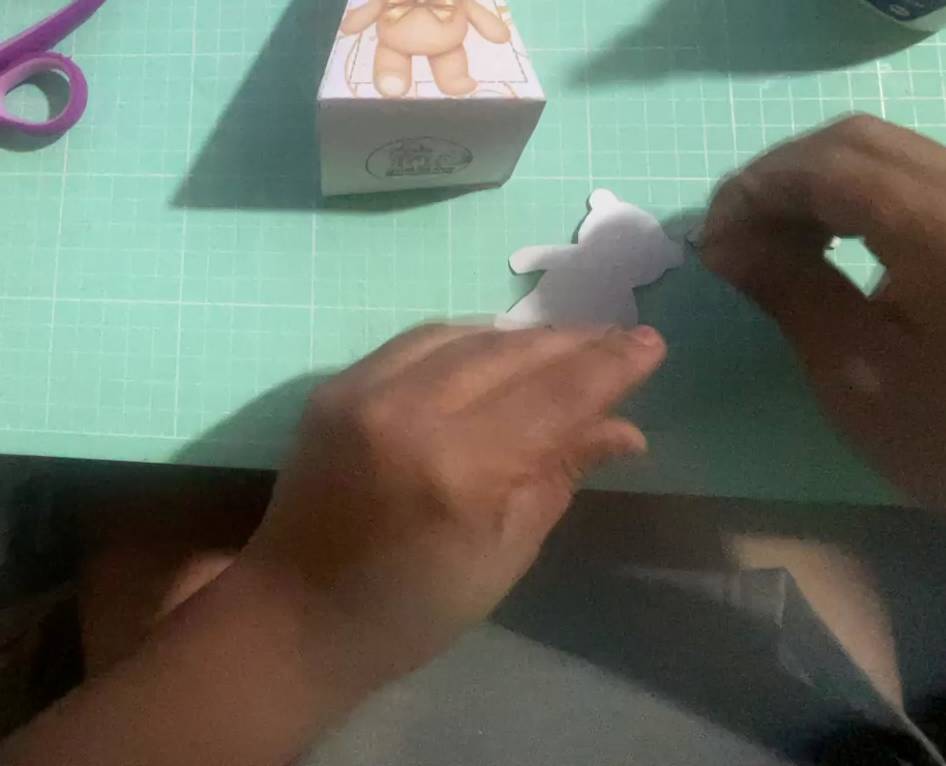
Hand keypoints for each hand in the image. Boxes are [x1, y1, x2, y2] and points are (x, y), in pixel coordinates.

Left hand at [234, 323, 662, 687]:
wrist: (295, 609)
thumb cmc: (410, 607)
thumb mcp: (503, 555)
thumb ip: (558, 476)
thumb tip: (624, 426)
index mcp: (453, 469)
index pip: (549, 397)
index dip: (606, 366)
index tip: (650, 342)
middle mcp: (402, 410)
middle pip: (503, 355)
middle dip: (567, 343)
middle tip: (616, 339)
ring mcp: (357, 390)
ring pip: (456, 335)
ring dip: (514, 337)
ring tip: (563, 344)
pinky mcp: (331, 385)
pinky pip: (411, 345)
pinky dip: (461, 341)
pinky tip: (491, 350)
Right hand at [698, 116, 945, 604]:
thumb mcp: (856, 373)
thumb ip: (789, 289)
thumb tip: (723, 244)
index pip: (826, 168)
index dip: (751, 194)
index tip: (708, 246)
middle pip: (856, 141)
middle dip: (776, 177)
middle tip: (734, 235)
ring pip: (887, 155)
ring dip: (813, 184)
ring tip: (771, 242)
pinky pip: (918, 184)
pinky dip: (855, 198)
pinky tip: (830, 247)